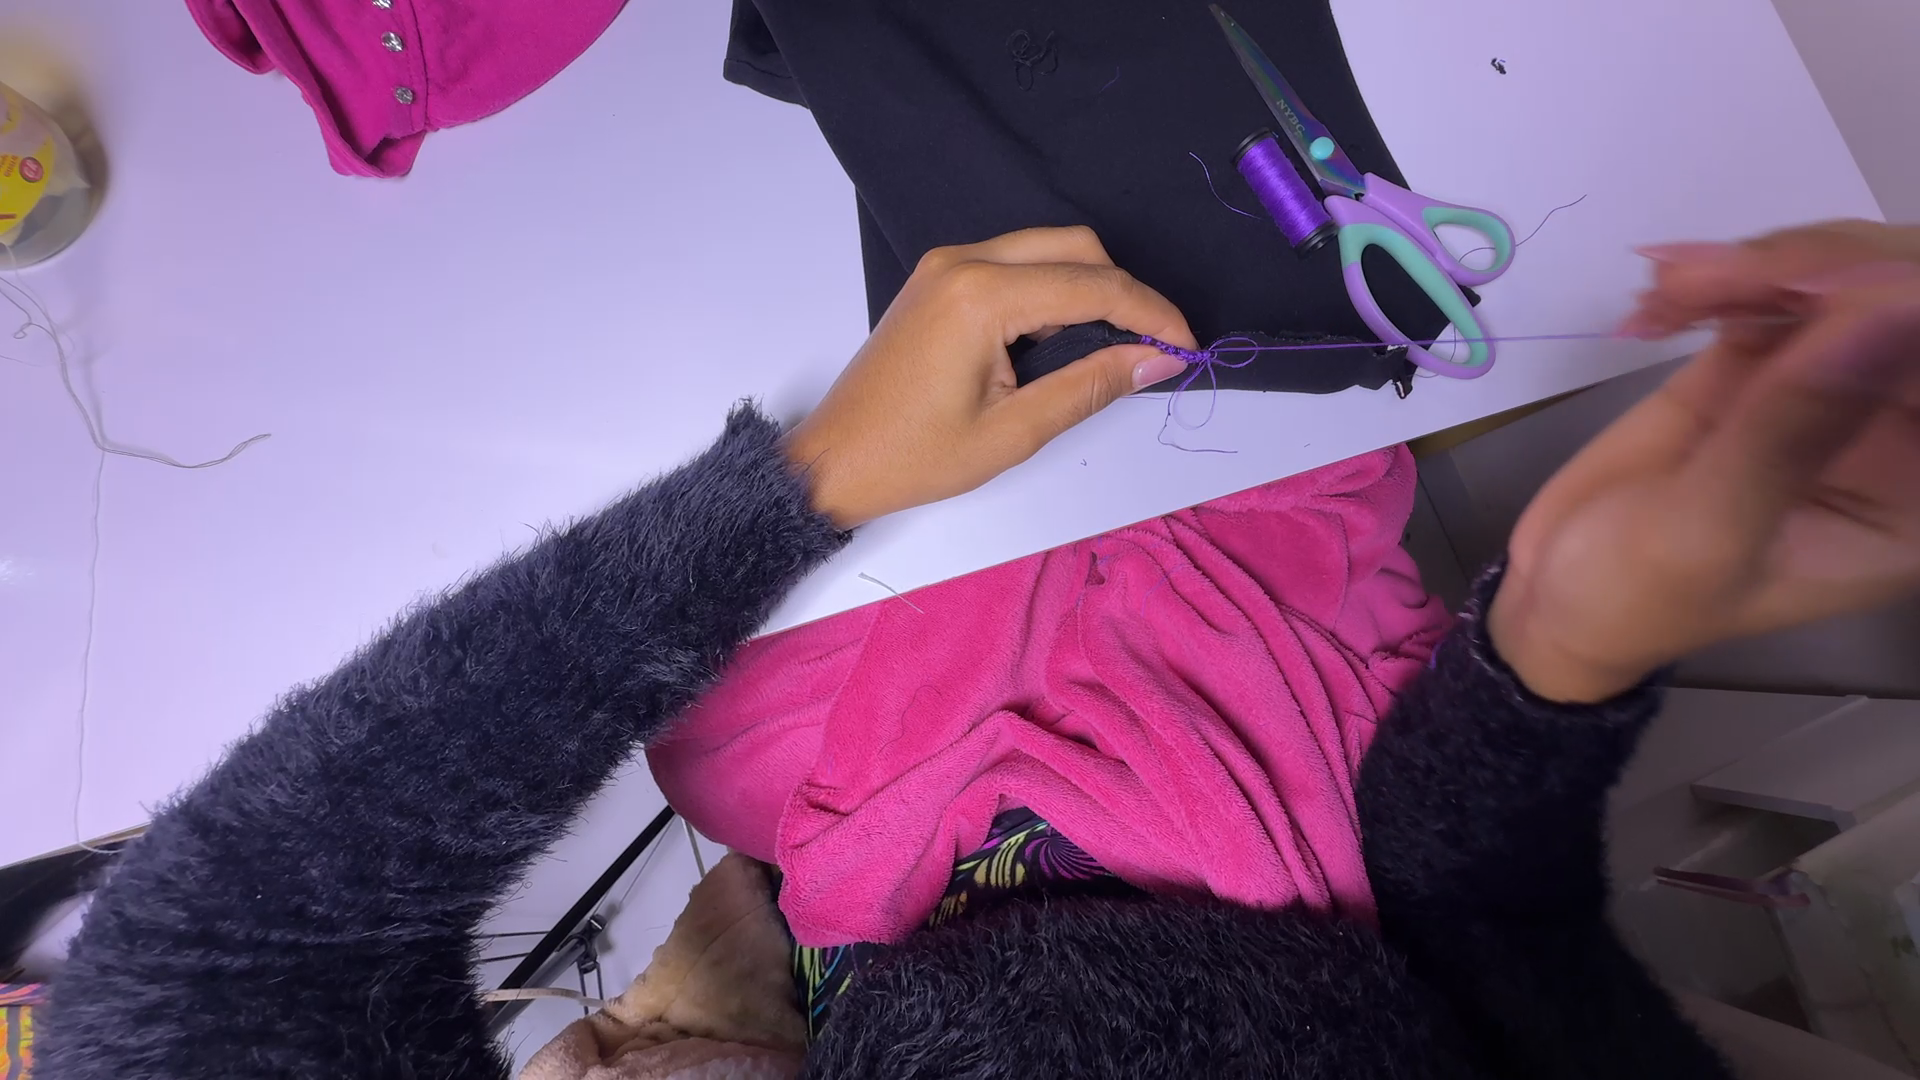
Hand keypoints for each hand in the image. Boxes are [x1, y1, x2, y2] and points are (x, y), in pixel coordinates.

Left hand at [786, 227, 1195, 527]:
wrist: (835, 460)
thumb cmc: (914, 458)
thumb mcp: (1013, 433)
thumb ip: (1090, 388)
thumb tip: (1156, 360)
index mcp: (980, 295)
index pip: (1092, 285)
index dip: (1150, 315)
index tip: (1185, 347)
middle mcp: (962, 261)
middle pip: (1073, 247)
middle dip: (1122, 292)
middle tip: (1149, 347)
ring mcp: (944, 266)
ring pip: (1044, 251)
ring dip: (1085, 291)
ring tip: (1104, 353)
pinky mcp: (937, 281)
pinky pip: (1012, 268)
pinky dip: (1048, 296)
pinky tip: (1055, 344)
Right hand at [1489, 222, 1919, 701]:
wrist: (1553, 596)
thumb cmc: (1632, 595)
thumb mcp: (1702, 536)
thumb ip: (1783, 436)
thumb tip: (1886, 319)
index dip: (1904, 306)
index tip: (1796, 290)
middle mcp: (1895, 426)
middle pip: (1911, 304)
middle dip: (1822, 266)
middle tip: (1704, 275)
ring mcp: (1822, 390)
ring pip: (1839, 284)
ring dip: (1755, 265)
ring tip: (1664, 284)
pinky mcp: (1750, 371)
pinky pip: (1763, 298)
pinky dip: (1711, 283)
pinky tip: (1657, 296)